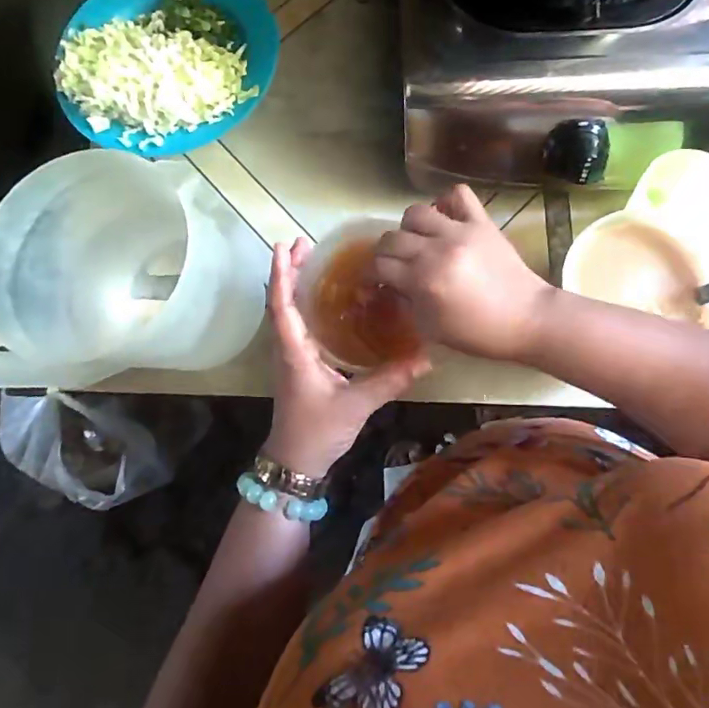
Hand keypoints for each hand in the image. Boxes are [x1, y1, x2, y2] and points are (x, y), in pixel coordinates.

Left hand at [265, 238, 429, 477]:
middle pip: (281, 300)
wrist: (294, 463)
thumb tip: (426, 357)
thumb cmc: (317, 431)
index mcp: (295, 352)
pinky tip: (325, 300)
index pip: (282, 305)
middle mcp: (288, 348)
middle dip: (290, 270)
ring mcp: (291, 357)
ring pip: (287, 311)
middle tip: (306, 244)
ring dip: (295, 284)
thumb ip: (390, 379)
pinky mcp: (299, 365)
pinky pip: (296, 325)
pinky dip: (303, 303)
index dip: (283, 274)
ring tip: (311, 261)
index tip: (287, 246)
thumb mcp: (357, 404)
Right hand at [371, 184, 558, 361]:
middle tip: (394, 265)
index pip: (380, 266)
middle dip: (385, 254)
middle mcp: (437, 250)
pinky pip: (457, 194)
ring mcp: (460, 232)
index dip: (370, 275)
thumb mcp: (433, 328)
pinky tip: (445, 220)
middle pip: (391, 238)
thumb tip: (389, 286)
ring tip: (419, 242)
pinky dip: (445, 202)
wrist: (528, 318)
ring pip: (416, 212)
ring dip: (409, 228)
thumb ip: (406, 303)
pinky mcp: (482, 222)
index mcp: (423, 281)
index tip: (373, 282)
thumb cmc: (479, 333)